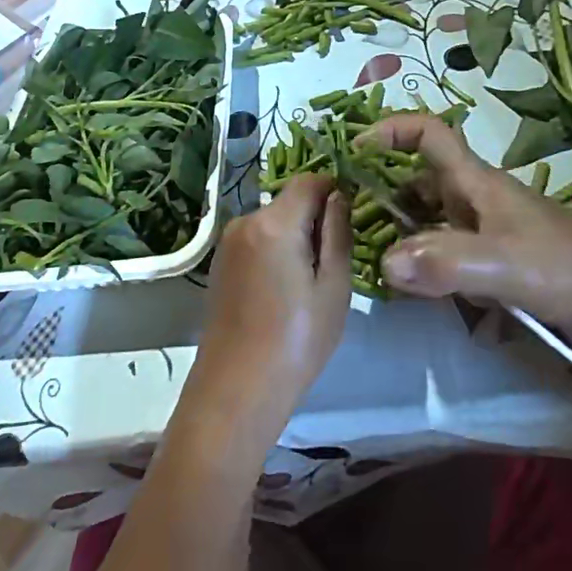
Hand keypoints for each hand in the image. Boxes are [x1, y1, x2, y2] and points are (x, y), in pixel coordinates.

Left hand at [193, 174, 350, 417]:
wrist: (236, 391)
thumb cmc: (296, 341)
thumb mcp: (333, 287)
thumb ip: (338, 232)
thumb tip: (340, 194)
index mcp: (274, 223)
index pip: (309, 180)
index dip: (335, 189)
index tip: (352, 217)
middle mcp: (244, 221)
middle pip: (290, 201)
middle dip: (315, 219)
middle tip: (334, 263)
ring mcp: (227, 242)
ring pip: (274, 222)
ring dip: (295, 237)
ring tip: (309, 284)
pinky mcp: (219, 263)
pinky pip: (257, 241)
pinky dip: (275, 251)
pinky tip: (283, 292)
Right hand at [366, 115, 571, 335]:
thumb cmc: (570, 272)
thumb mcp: (505, 267)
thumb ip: (447, 265)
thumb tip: (385, 263)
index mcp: (478, 183)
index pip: (429, 135)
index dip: (390, 131)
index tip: (354, 152)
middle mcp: (479, 201)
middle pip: (421, 184)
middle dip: (388, 200)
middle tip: (355, 229)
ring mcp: (489, 235)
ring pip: (433, 226)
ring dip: (409, 243)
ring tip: (382, 271)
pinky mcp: (498, 266)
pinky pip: (451, 261)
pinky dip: (434, 275)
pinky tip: (427, 301)